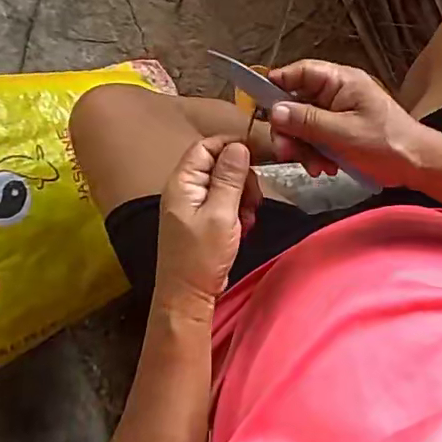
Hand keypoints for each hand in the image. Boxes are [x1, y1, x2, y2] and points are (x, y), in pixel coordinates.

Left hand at [153, 137, 260, 315]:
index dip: (232, 145)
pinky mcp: (202, 219)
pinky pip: (225, 202)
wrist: (188, 296)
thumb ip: (230, 178)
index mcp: (183, 182)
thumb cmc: (201, 257)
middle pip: (219, 164)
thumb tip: (239, 145)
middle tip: (254, 199)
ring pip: (226, 184)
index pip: (206, 146)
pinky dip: (238, 210)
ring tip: (249, 218)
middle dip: (242, 177)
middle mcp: (185, 188)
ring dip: (243, 196)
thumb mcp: (221, 214)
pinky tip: (244, 226)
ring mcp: (192, 204)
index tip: (258, 155)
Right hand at [266, 60, 427, 188]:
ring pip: (303, 125)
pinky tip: (325, 168)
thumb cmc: (386, 143)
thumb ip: (306, 121)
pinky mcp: (340, 132)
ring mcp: (338, 113)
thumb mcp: (342, 133)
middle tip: (288, 153)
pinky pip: (316, 139)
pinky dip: (315, 154)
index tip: (260, 106)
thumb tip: (274, 111)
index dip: (277, 85)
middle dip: (290, 131)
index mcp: (340, 81)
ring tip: (316, 167)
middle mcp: (337, 93)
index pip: (300, 72)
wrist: (418, 165)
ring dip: (303, 148)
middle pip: (296, 103)